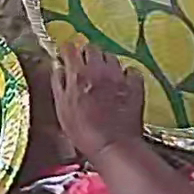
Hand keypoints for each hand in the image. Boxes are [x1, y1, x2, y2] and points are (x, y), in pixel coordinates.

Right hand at [52, 40, 144, 162]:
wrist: (113, 146)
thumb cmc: (83, 131)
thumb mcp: (62, 108)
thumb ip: (58, 84)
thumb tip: (58, 68)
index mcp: (78, 73)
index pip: (70, 48)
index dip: (67, 50)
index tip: (66, 55)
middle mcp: (98, 69)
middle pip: (92, 47)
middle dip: (86, 54)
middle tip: (84, 66)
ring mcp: (118, 76)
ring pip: (111, 56)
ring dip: (105, 62)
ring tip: (102, 74)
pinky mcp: (134, 85)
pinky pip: (130, 70)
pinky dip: (126, 73)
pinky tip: (122, 82)